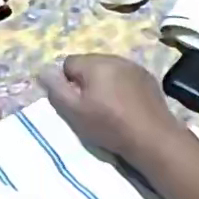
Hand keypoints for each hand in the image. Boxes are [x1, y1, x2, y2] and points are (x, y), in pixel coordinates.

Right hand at [39, 54, 176, 162]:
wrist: (154, 139)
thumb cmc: (109, 124)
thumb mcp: (73, 111)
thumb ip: (55, 89)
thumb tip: (43, 71)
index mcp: (95, 63)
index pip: (67, 63)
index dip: (67, 83)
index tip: (76, 103)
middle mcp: (115, 59)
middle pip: (88, 65)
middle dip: (84, 81)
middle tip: (90, 106)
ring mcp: (134, 67)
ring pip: (106, 70)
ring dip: (103, 83)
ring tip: (108, 107)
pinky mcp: (148, 79)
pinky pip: (124, 77)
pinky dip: (120, 87)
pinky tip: (125, 106)